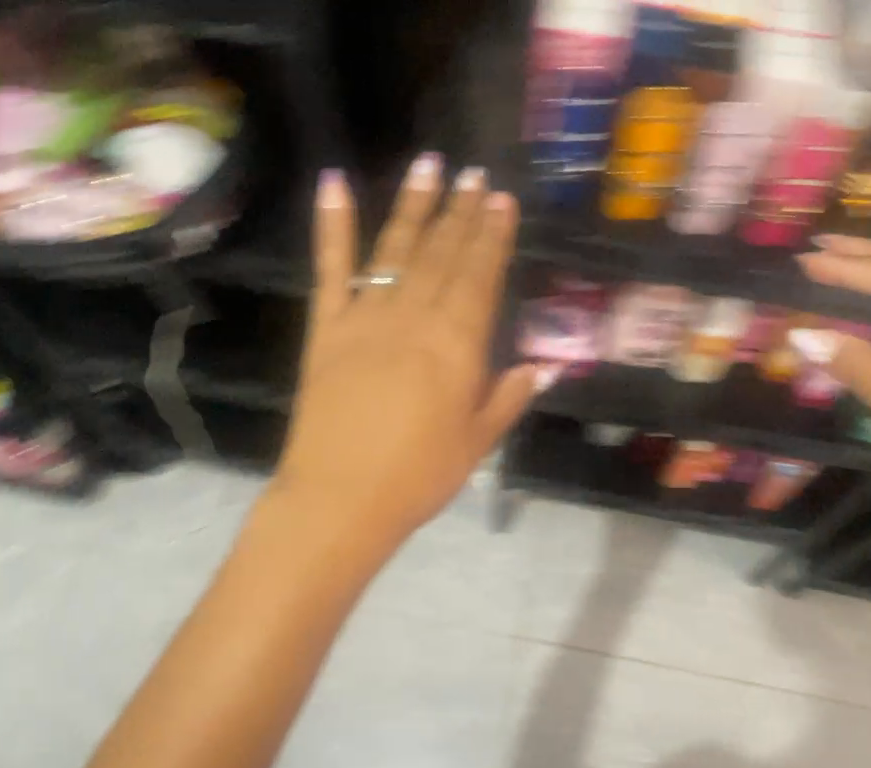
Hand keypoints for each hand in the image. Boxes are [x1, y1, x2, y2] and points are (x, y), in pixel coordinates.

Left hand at [272, 154, 536, 541]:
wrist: (341, 498)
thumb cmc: (418, 478)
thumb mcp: (476, 445)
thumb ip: (507, 399)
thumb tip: (545, 367)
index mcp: (457, 346)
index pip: (480, 277)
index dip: (491, 237)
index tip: (501, 200)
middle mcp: (415, 318)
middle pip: (443, 255)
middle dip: (461, 213)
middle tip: (475, 174)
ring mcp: (366, 318)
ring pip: (395, 250)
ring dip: (414, 206)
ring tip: (430, 165)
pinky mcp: (325, 329)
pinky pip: (329, 269)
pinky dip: (332, 225)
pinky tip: (333, 184)